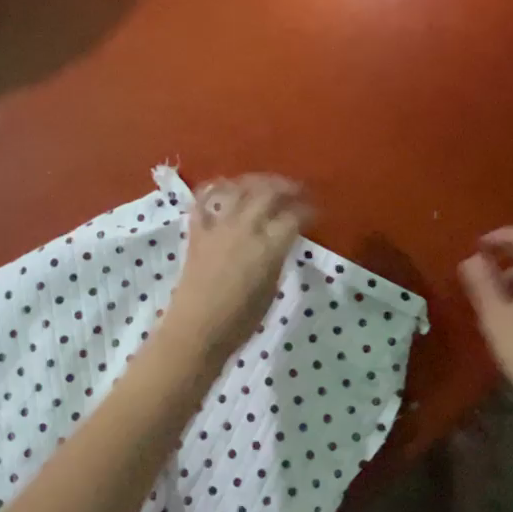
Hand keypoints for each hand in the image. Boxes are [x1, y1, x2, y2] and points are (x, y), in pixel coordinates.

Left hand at [162, 174, 313, 365]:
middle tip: (296, 190)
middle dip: (287, 187)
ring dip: (254, 181)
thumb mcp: (271, 290)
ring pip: (237, 189)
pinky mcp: (197, 232)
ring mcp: (218, 227)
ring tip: (264, 184)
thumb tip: (280, 243)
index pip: (295, 216)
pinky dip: (213, 190)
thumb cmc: (240, 321)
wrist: (197, 330)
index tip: (315, 212)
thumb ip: (277, 260)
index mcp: (269, 247)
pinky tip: (223, 187)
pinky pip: (203, 202)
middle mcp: (245, 229)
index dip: (308, 211)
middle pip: (268, 193)